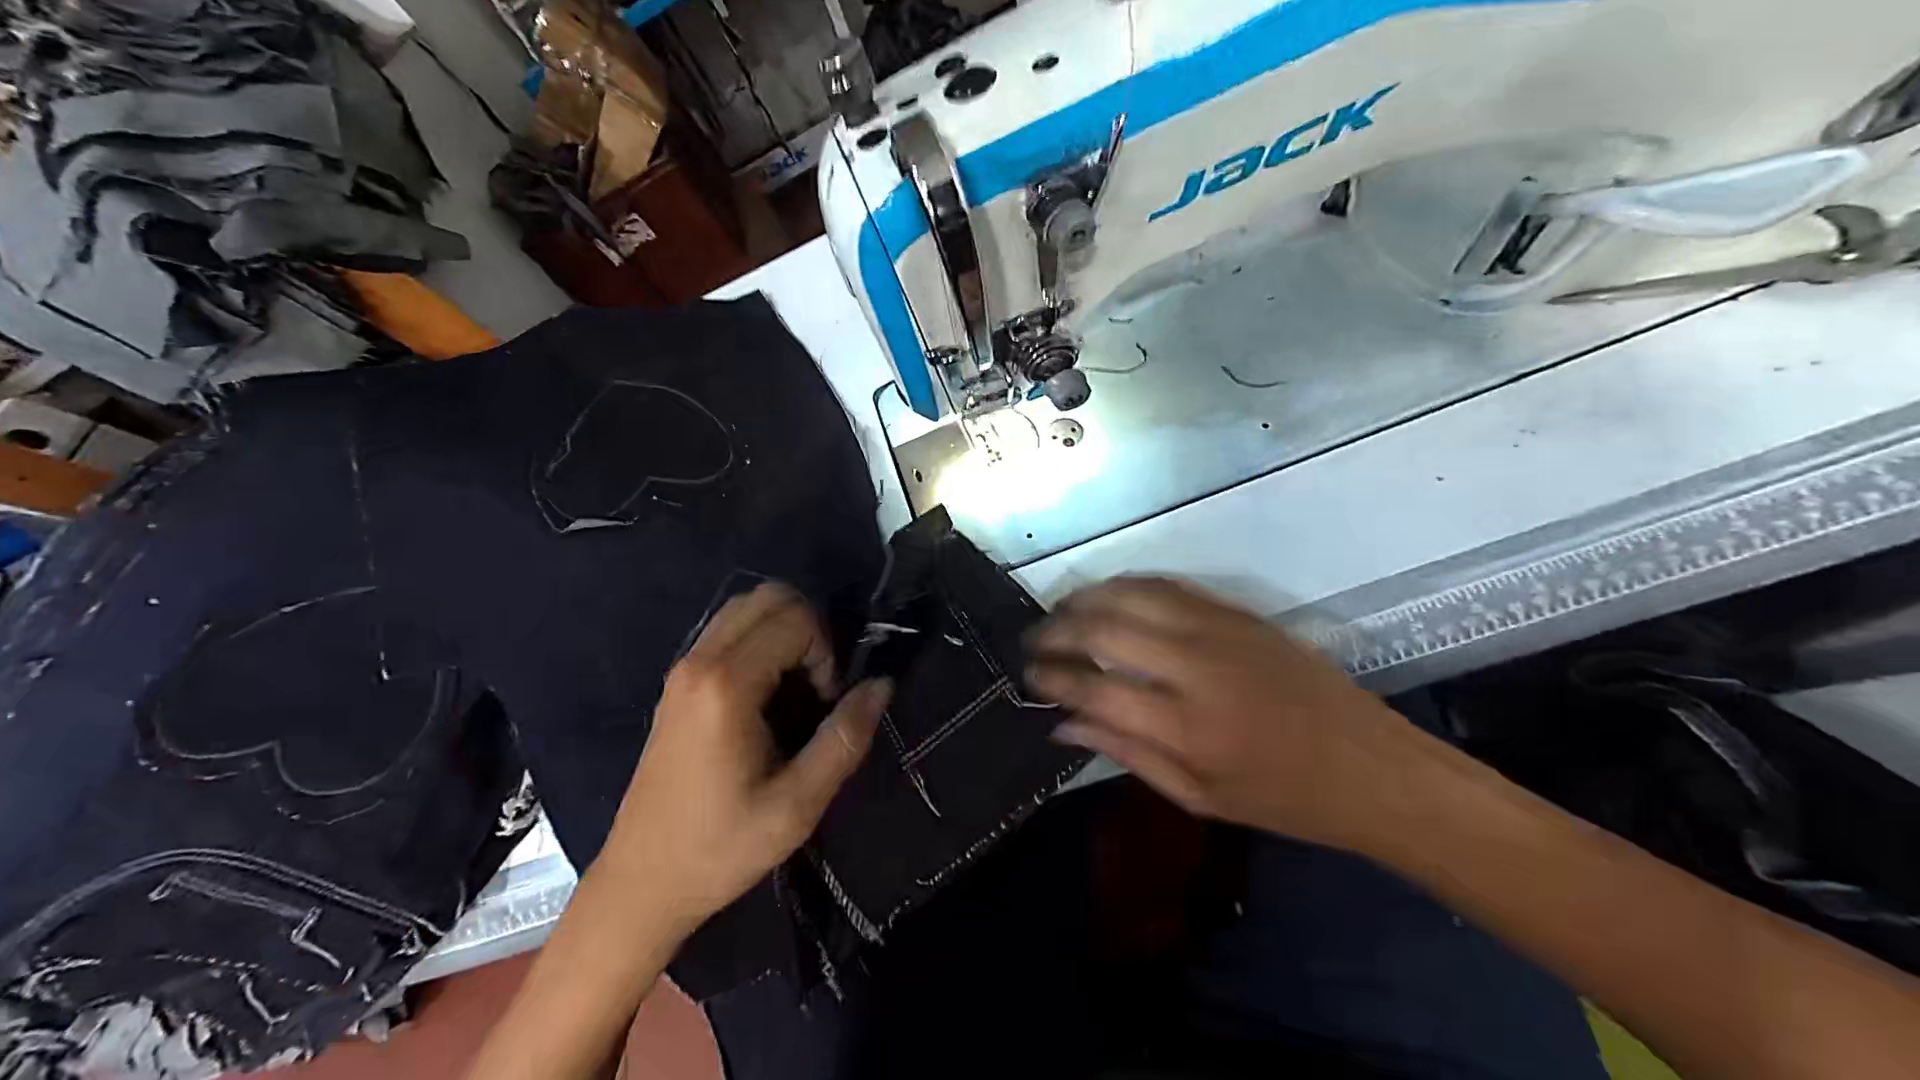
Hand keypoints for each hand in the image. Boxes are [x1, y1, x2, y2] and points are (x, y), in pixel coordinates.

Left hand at [599, 583, 890, 933]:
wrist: (642, 882)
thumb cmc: (721, 847)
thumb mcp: (798, 805)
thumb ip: (845, 738)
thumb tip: (882, 685)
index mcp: (726, 685)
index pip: (796, 619)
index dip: (826, 654)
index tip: (825, 705)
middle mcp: (699, 660)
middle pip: (770, 596)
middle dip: (809, 630)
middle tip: (816, 688)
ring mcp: (682, 667)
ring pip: (747, 605)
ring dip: (785, 630)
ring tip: (795, 688)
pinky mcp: (677, 681)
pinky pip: (727, 628)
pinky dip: (760, 639)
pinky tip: (767, 692)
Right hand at [1027, 577, 1445, 851]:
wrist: (1372, 766)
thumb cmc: (1282, 798)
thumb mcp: (1198, 795)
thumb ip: (1126, 753)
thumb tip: (1062, 723)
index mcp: (1186, 725)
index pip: (1094, 686)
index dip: (1050, 677)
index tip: (1027, 676)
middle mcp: (1196, 666)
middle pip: (1104, 627)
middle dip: (1057, 629)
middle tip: (1033, 640)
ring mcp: (1220, 630)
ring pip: (1132, 593)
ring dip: (1086, 597)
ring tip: (1059, 610)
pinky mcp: (1239, 612)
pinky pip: (1168, 584)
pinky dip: (1128, 584)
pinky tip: (1109, 593)